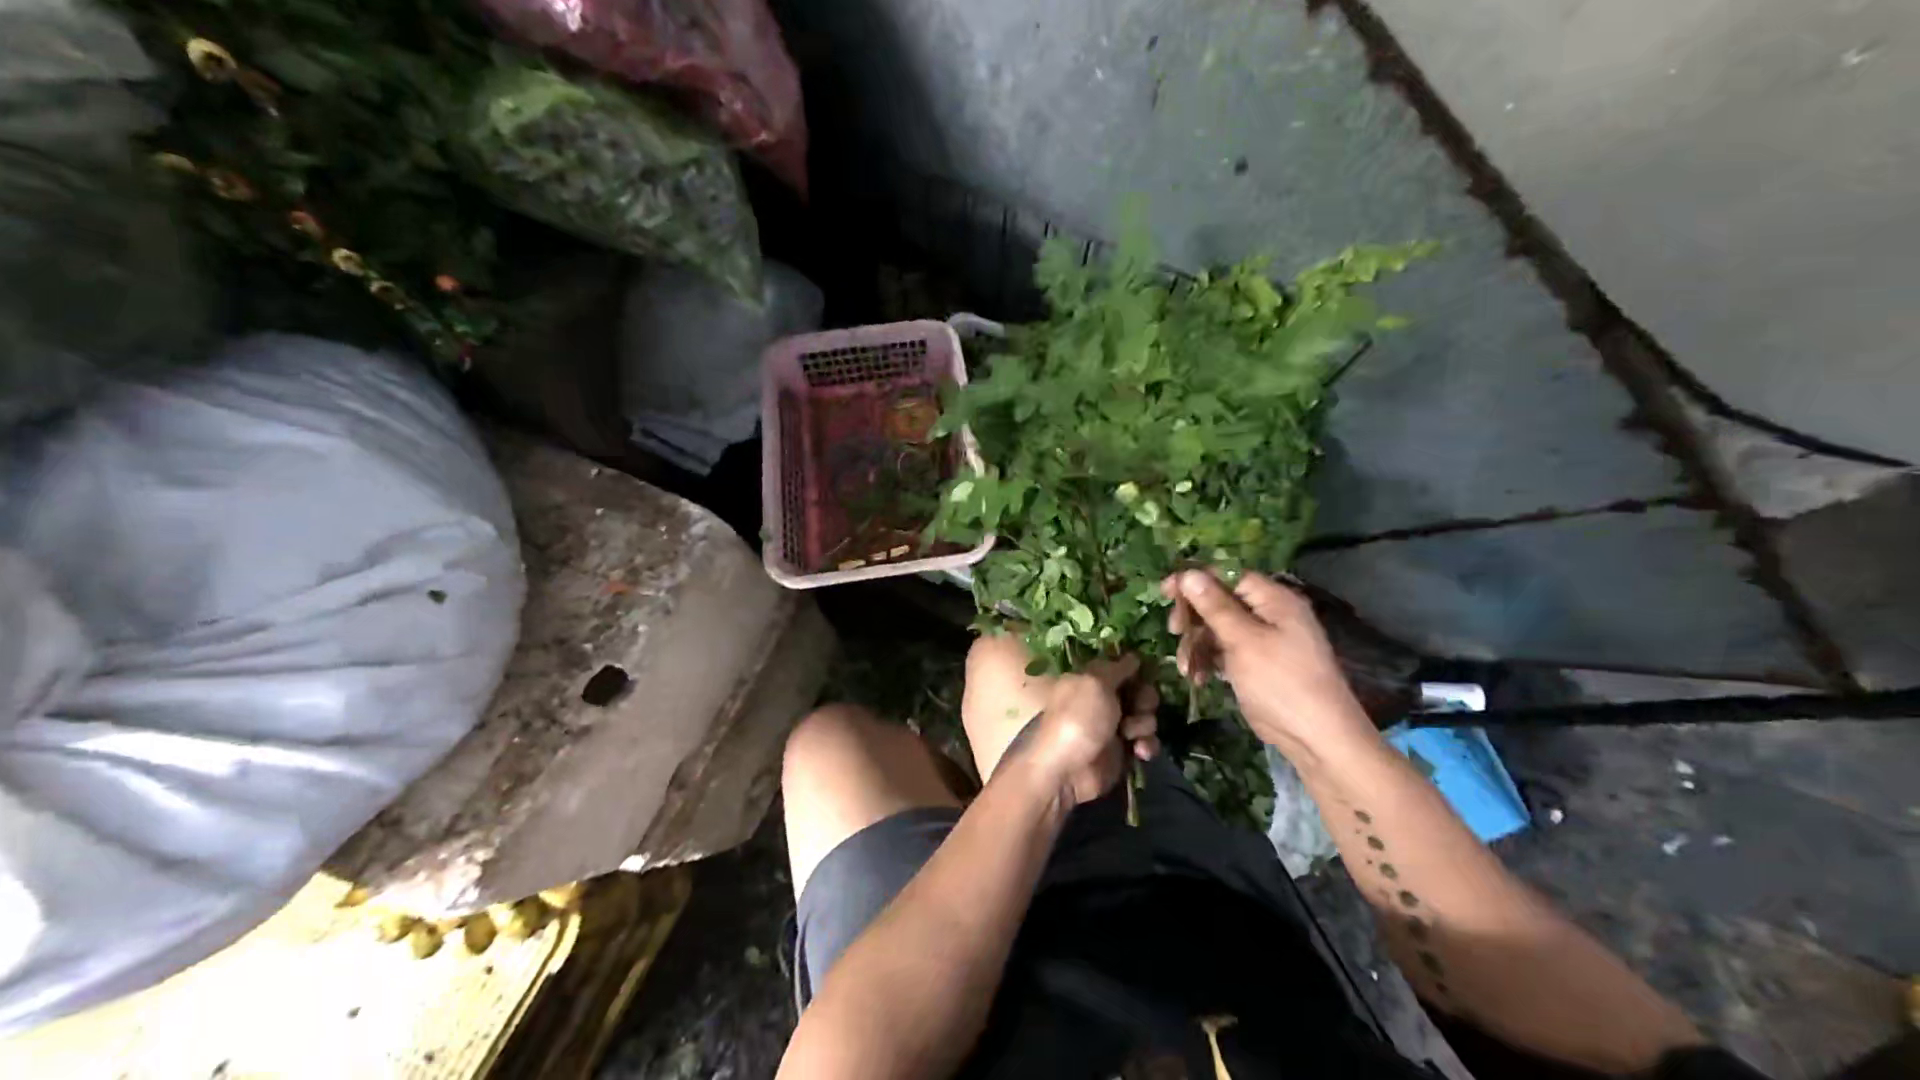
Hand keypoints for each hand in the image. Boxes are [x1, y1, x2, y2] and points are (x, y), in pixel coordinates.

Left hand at [1000, 654, 1158, 809]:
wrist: (1066, 770)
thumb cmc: (1078, 719)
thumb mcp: (1095, 684)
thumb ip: (1116, 669)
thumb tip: (1132, 656)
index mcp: (1091, 680)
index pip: (1122, 668)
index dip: (1137, 671)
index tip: (1146, 674)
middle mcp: (1103, 700)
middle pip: (1139, 691)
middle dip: (1145, 699)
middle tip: (1139, 707)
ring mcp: (1114, 726)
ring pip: (1146, 717)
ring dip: (1144, 724)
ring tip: (1130, 734)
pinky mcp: (1123, 751)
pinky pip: (1146, 742)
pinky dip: (1146, 745)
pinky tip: (1139, 752)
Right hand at [1162, 569, 1372, 758]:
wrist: (1315, 736)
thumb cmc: (1281, 682)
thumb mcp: (1243, 641)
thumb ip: (1215, 606)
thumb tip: (1188, 573)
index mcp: (1274, 600)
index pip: (1227, 575)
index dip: (1195, 580)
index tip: (1165, 591)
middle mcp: (1269, 614)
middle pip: (1220, 601)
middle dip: (1193, 616)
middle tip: (1173, 630)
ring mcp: (1262, 640)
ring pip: (1217, 629)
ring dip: (1197, 644)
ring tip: (1185, 667)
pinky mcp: (1254, 664)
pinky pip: (1224, 651)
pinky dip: (1208, 661)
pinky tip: (1198, 678)